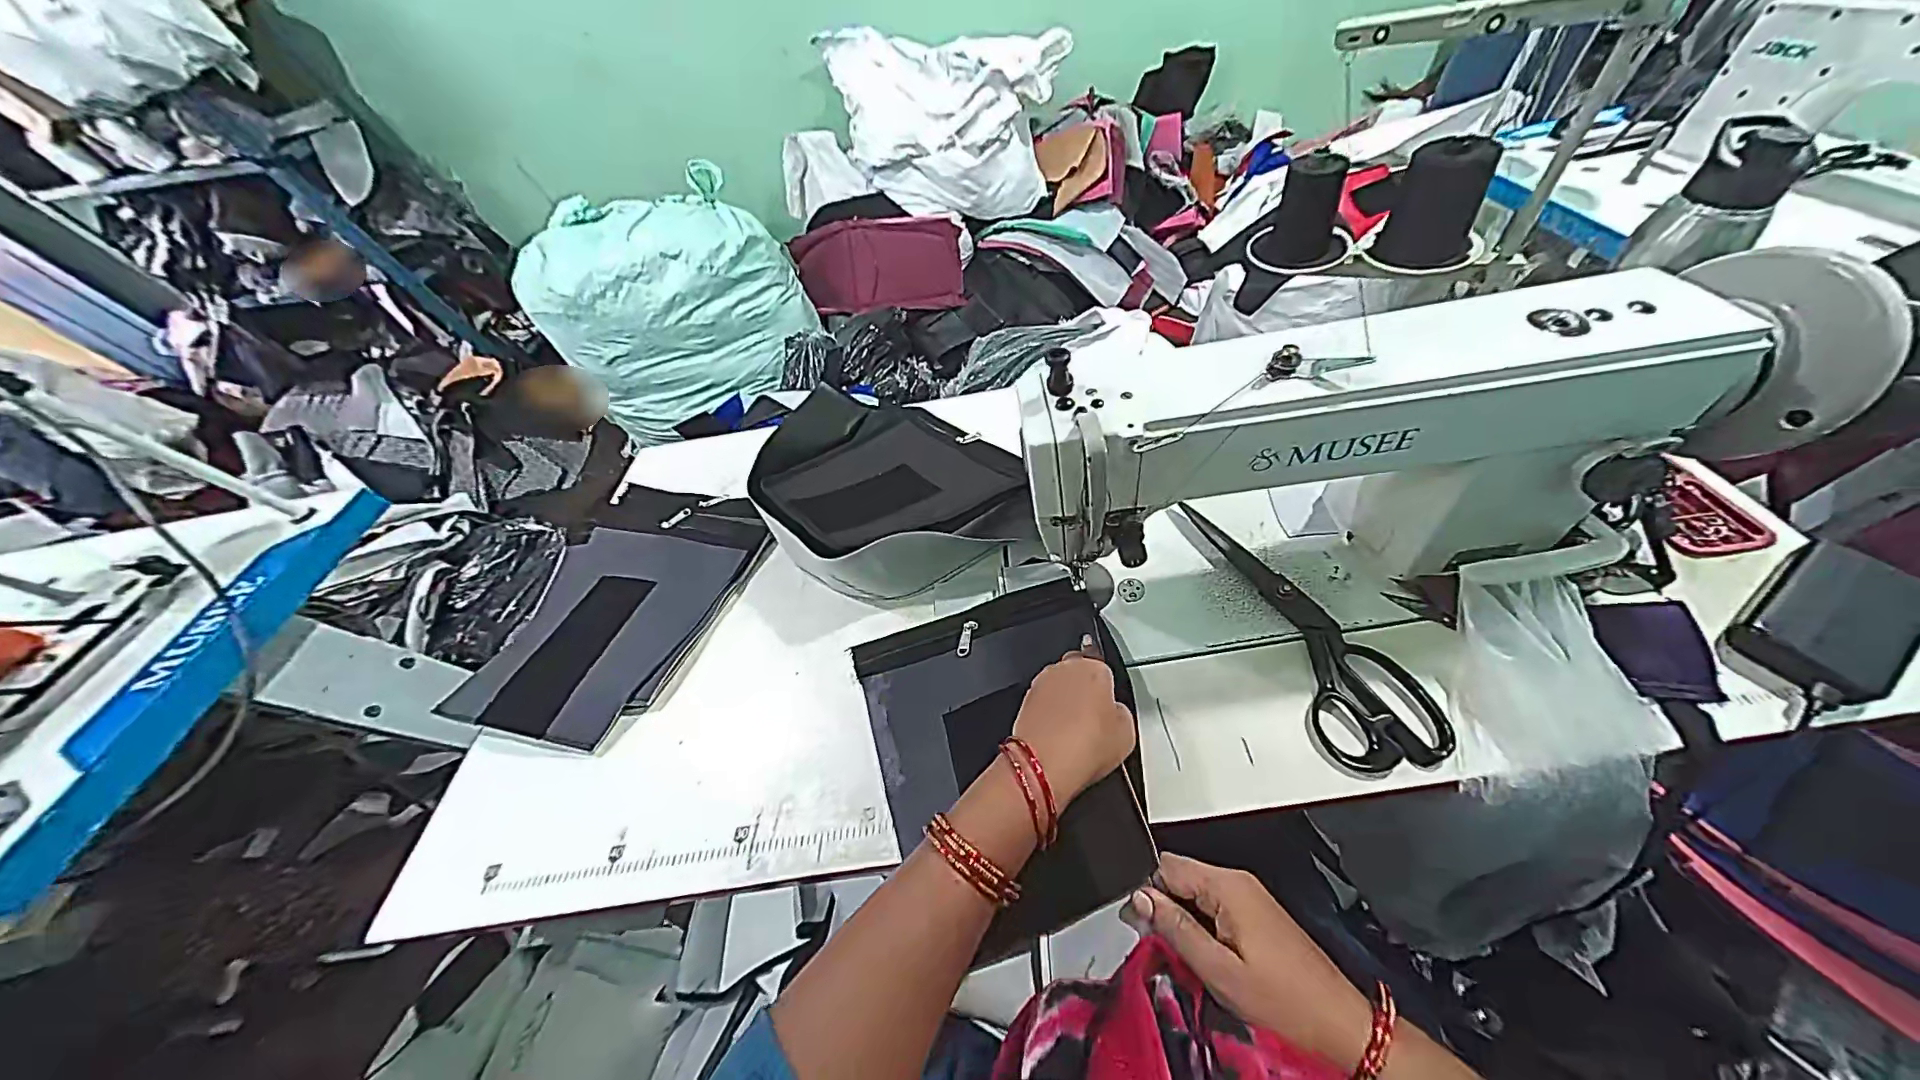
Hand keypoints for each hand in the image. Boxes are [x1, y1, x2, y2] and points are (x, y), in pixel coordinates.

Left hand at [1010, 635, 1135, 803]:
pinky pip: (1043, 704)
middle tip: (1092, 723)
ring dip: (1064, 704)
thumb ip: (1122, 713)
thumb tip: (1116, 715)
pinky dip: (1048, 716)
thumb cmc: (1082, 745)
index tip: (1109, 712)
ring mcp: (1041, 683)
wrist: (1044, 763)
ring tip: (1074, 735)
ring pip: (1059, 688)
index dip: (1108, 694)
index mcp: (1094, 668)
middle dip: (1084, 693)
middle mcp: (1064, 669)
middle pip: (1079, 676)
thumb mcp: (1126, 733)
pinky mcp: (1025, 700)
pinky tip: (1057, 737)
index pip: (1105, 671)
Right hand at [1122, 853, 1372, 1071]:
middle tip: (1170, 949)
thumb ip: (1175, 928)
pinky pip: (1213, 906)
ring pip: (1194, 893)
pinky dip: (1203, 928)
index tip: (1144, 926)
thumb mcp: (1218, 970)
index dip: (1148, 895)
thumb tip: (1141, 899)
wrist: (1339, 1023)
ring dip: (1184, 921)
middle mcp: (1239, 883)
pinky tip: (1211, 958)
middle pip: (1179, 877)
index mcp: (1228, 887)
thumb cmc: (1288, 1001)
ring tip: (1194, 959)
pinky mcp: (1255, 912)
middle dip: (1165, 908)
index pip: (1165, 866)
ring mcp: (1249, 896)